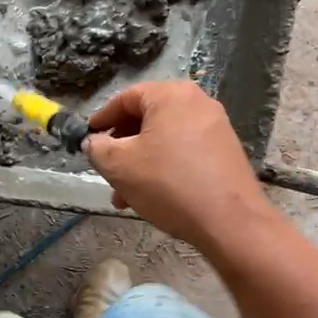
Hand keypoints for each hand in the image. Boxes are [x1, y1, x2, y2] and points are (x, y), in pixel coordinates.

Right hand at [82, 81, 279, 251]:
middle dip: (122, 146)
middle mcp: (197, 103)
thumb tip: (93, 142)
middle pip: (146, 118)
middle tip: (106, 169)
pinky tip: (152, 195)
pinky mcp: (226, 151)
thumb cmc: (167, 183)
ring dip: (140, 162)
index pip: (126, 98)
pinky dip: (163, 166)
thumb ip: (97, 148)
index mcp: (172, 96)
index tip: (88, 138)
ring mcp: (216, 127)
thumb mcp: (118, 165)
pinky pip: (184, 151)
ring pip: (164, 139)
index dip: (102, 118)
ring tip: (124, 194)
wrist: (229, 221)